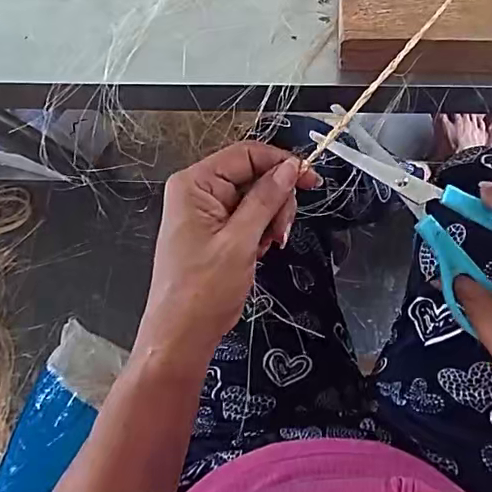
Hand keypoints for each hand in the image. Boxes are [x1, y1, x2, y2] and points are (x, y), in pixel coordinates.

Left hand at [139, 141, 319, 361]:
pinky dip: (262, 232)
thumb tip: (290, 168)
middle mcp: (198, 192)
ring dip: (271, 219)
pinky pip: (249, 217)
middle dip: (276, 200)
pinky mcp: (215, 231)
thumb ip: (267, 199)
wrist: (181, 336)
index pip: (246, 154)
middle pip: (254, 175)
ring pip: (256, 198)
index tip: (310, 179)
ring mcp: (206, 212)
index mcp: (194, 184)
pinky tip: (259, 252)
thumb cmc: (201, 292)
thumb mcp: (240, 241)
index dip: (281, 163)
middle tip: (281, 231)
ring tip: (268, 247)